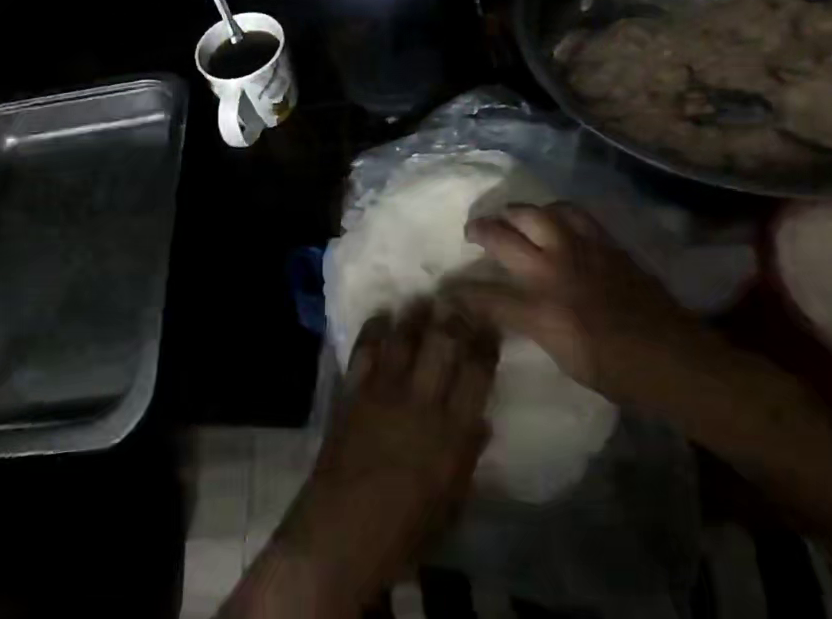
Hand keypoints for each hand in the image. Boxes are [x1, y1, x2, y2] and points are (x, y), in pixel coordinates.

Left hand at [260, 304, 496, 611]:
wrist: (339, 535)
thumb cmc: (404, 530)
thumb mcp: (451, 502)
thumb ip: (467, 458)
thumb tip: (481, 422)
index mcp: (453, 432)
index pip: (477, 373)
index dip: (486, 343)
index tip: (492, 323)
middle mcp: (422, 402)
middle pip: (443, 344)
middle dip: (454, 315)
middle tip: (460, 296)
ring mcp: (384, 393)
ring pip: (404, 339)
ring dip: (416, 314)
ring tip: (425, 297)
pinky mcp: (354, 394)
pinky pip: (365, 351)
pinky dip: (374, 330)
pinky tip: (382, 315)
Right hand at [452, 202, 709, 405]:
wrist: (673, 358)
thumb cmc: (617, 374)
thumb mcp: (562, 358)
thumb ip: (533, 326)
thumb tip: (514, 310)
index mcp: (542, 312)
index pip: (486, 296)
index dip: (461, 293)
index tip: (447, 289)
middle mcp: (554, 273)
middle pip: (505, 238)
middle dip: (481, 230)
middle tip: (473, 230)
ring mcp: (581, 251)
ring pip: (538, 213)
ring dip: (517, 212)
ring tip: (510, 216)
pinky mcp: (605, 243)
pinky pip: (574, 213)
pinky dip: (555, 211)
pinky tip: (552, 217)